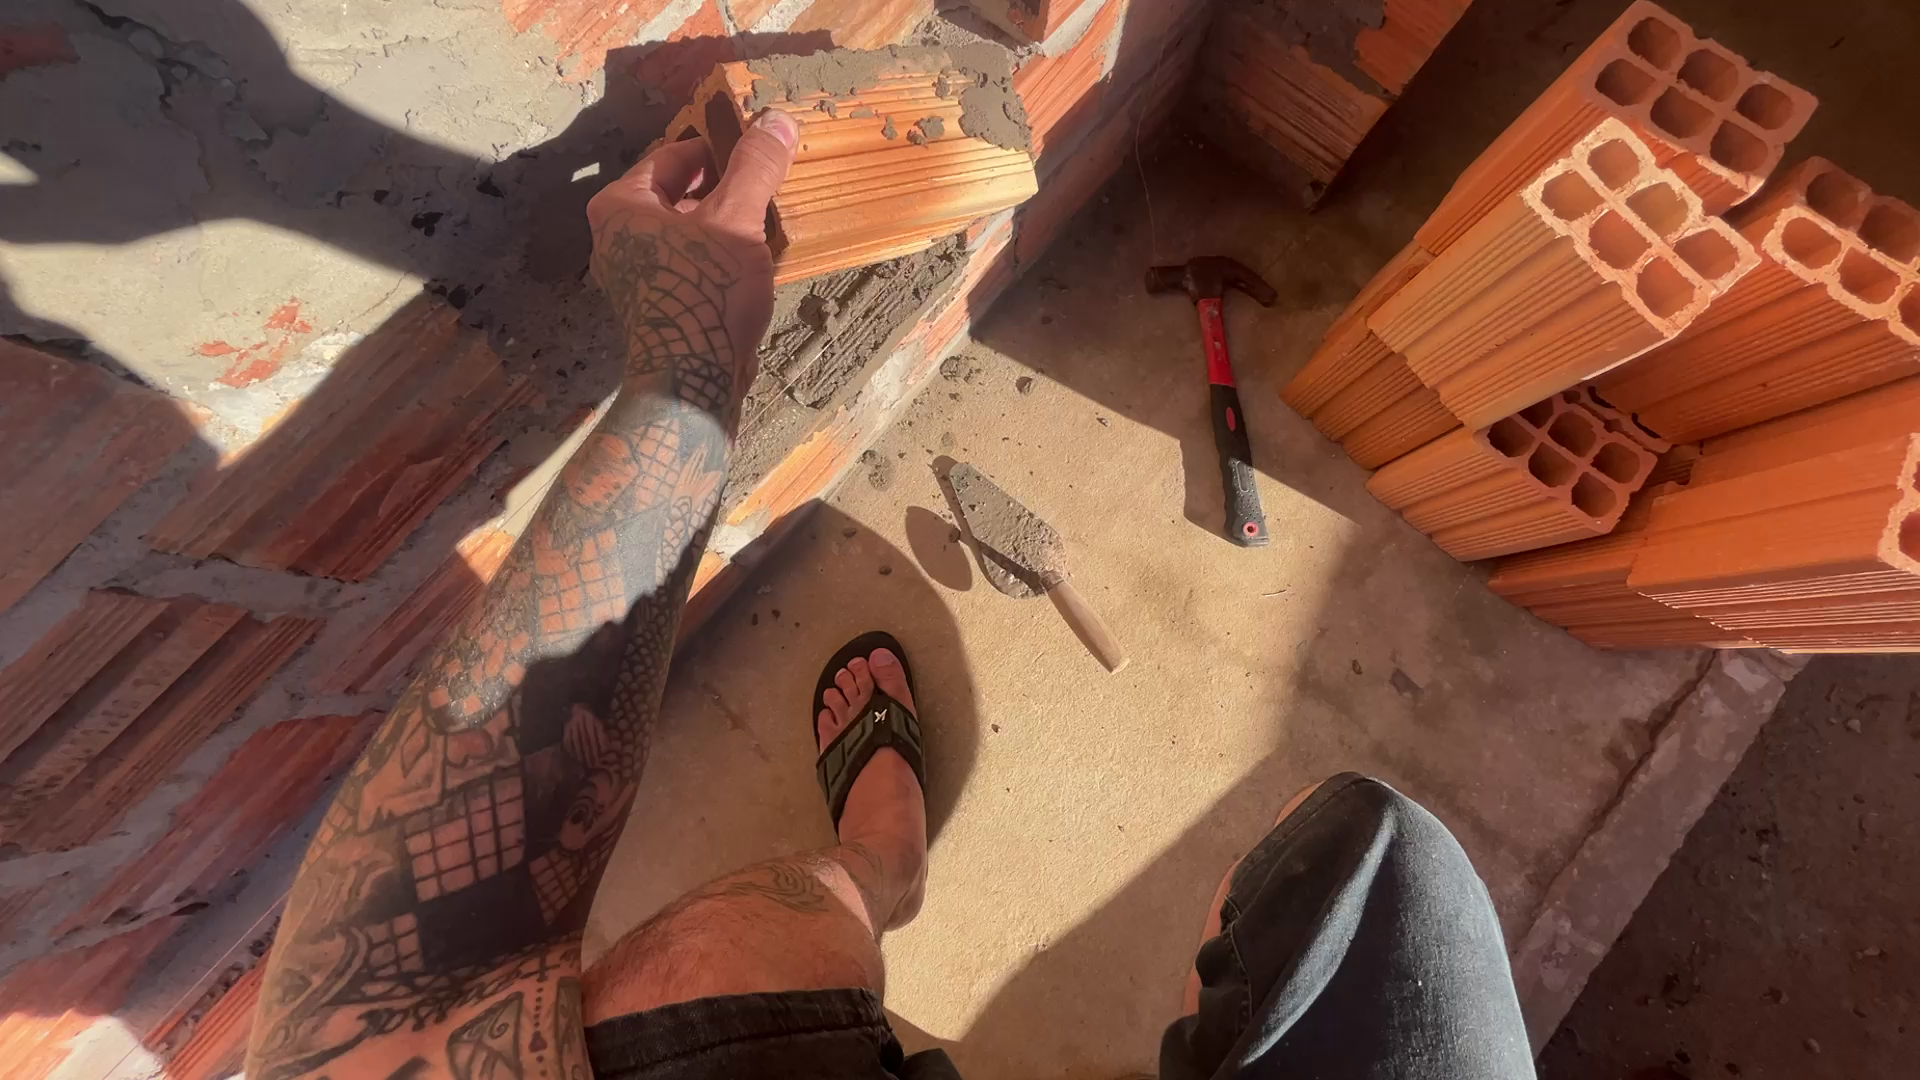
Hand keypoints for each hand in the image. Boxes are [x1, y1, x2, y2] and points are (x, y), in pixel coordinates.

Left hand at [587, 109, 799, 407]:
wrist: (693, 382)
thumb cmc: (706, 294)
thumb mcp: (737, 221)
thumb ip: (756, 169)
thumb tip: (779, 120)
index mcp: (621, 207)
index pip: (672, 157)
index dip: (716, 151)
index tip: (754, 155)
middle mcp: (617, 241)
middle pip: (678, 199)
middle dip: (722, 195)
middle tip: (763, 195)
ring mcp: (636, 281)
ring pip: (686, 240)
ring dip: (723, 234)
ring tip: (763, 234)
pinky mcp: (659, 314)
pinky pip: (692, 273)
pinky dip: (718, 267)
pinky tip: (750, 277)